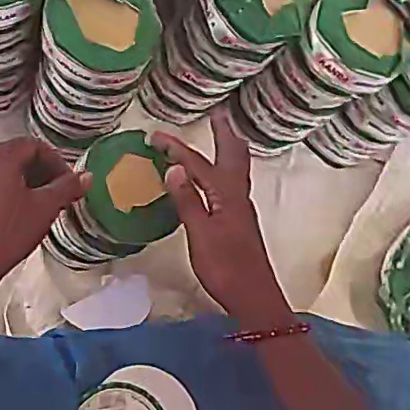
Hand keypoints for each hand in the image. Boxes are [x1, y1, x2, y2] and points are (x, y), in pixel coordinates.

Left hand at [0, 138, 88, 325]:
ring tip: (49, 203)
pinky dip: (17, 191)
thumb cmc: (8, 231)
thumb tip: (85, 177)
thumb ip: (68, 187)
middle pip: (22, 155)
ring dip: (33, 182)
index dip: (58, 162)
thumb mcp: (46, 207)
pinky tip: (29, 212)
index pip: (36, 146)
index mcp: (1, 156)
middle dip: (46, 172)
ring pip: (10, 170)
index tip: (71, 181)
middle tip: (63, 191)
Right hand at [152, 113, 297, 328]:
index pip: (198, 164)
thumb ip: (188, 202)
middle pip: (232, 156)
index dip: (177, 149)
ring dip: (229, 147)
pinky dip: (225, 167)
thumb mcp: (201, 234)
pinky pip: (233, 182)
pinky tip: (218, 176)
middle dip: (224, 133)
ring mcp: (241, 208)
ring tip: (223, 133)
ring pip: (237, 168)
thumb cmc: (225, 267)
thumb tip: (174, 169)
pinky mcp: (239, 220)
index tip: (155, 136)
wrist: (254, 296)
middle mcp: (238, 196)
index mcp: (227, 195)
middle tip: (217, 113)